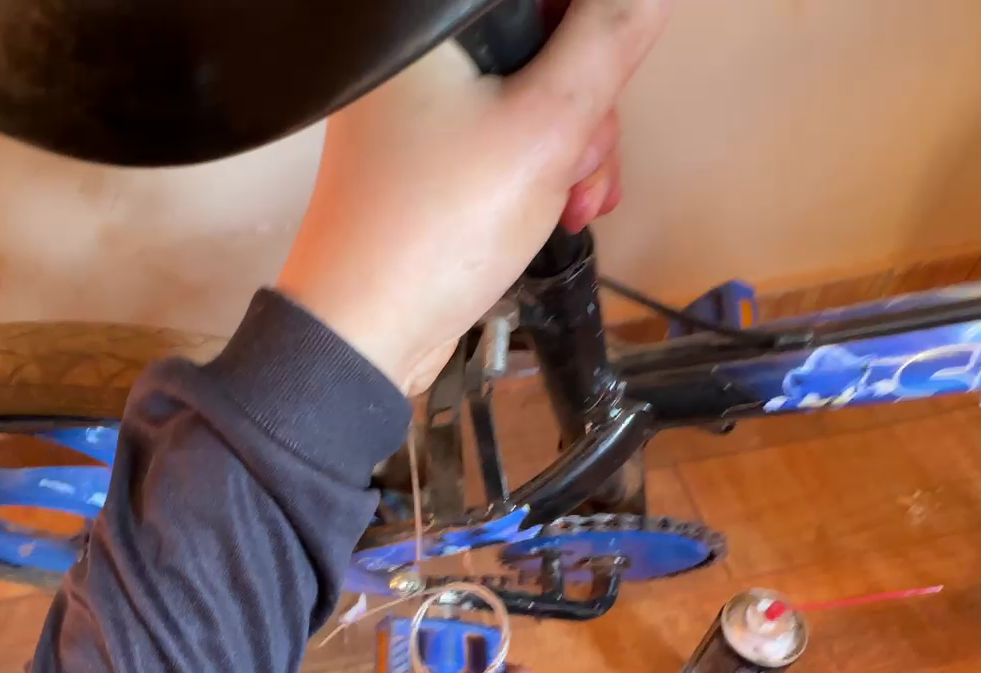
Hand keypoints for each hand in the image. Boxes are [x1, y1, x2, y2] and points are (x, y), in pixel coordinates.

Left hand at [278, 0, 670, 392]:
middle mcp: (412, 63)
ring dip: (570, 153)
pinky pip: (501, 146)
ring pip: (529, 103)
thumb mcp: (546, 127)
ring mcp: (417, 117)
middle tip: (583, 165)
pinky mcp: (426, 165)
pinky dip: (537, 175)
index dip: (590, 35)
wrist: (370, 334)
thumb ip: (609, 37)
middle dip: (585, 112)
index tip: (605, 86)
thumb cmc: (432, 236)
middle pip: (541, 49)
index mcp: (425, 27)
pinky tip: (556, 212)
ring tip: (574, 206)